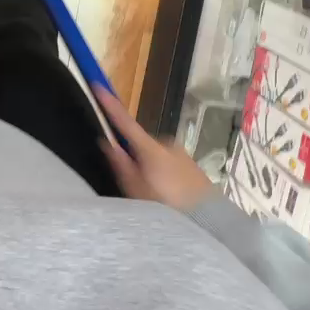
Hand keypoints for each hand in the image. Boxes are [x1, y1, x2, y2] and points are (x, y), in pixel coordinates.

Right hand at [95, 86, 215, 209]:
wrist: (211, 224)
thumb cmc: (167, 207)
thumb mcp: (135, 190)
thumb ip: (120, 165)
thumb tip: (107, 142)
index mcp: (151, 149)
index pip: (125, 122)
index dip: (110, 104)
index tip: (98, 86)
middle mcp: (168, 145)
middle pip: (141, 143)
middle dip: (134, 155)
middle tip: (132, 182)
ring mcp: (183, 155)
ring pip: (157, 155)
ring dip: (151, 167)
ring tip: (154, 195)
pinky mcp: (194, 167)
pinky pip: (171, 165)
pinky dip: (165, 174)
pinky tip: (169, 195)